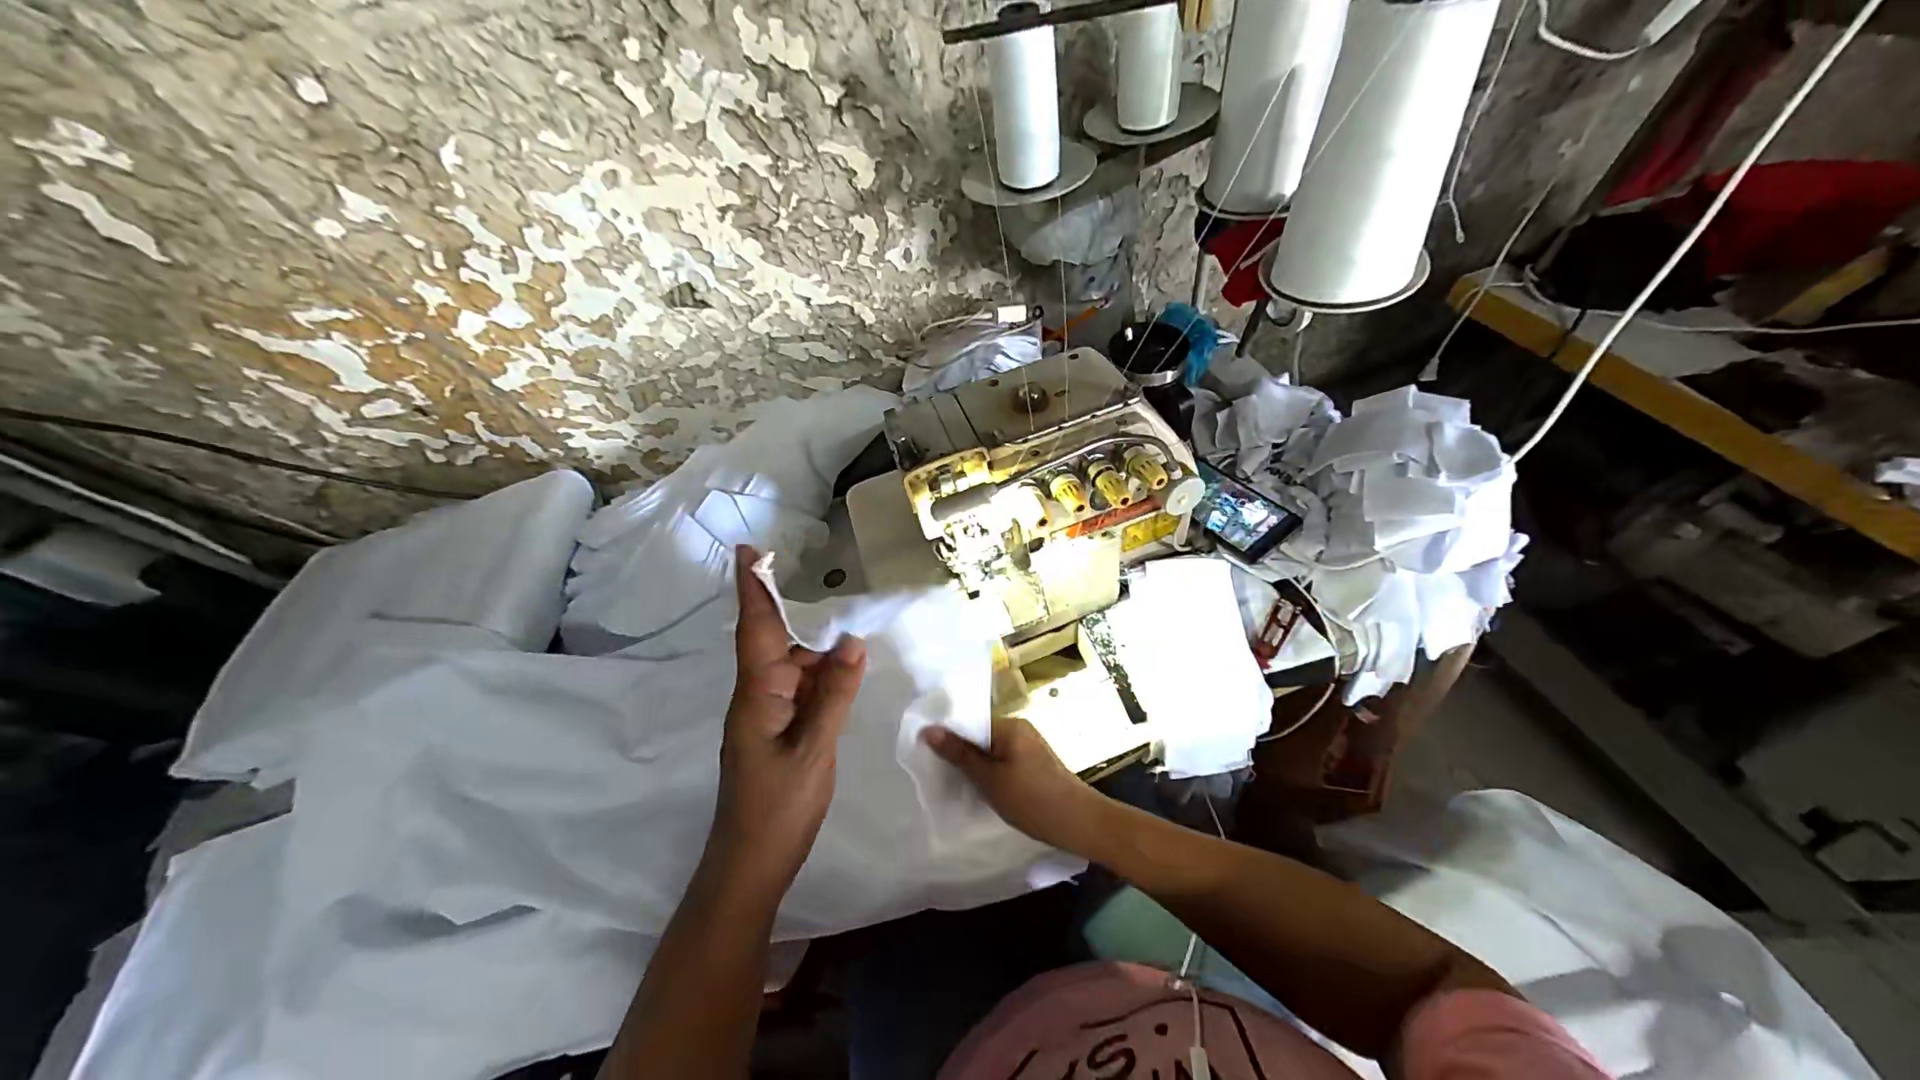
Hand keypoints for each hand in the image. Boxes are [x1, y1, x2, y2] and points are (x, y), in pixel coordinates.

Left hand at [707, 545, 866, 892]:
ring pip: (793, 668)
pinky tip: (844, 674)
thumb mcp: (813, 749)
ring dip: (818, 652)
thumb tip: (852, 641)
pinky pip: (800, 691)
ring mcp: (766, 715)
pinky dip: (821, 678)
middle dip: (802, 619)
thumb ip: (833, 694)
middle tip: (839, 600)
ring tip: (852, 638)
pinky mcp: (778, 731)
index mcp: (756, 694)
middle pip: (778, 644)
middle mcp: (756, 696)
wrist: (752, 863)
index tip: (749, 551)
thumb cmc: (778, 808)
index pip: (754, 629)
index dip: (752, 589)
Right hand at [922, 715, 1109, 855]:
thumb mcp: (990, 779)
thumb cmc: (1032, 799)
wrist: (1080, 823)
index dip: (949, 737)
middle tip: (940, 774)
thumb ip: (959, 754)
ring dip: (977, 766)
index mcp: (1010, 726)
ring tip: (958, 785)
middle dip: (962, 753)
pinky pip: (1004, 761)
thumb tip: (928, 729)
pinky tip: (984, 791)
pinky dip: (992, 774)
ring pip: (992, 751)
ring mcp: (1029, 747)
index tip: (927, 754)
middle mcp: (1020, 729)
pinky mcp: (1035, 764)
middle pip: (981, 736)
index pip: (970, 722)